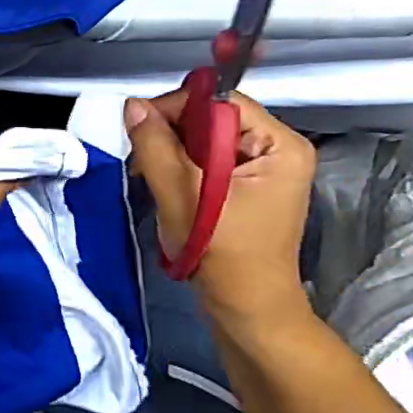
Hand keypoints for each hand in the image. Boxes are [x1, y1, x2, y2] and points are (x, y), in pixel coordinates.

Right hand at [124, 88, 314, 326]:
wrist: (246, 310)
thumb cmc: (225, 255)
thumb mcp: (184, 195)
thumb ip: (155, 146)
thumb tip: (133, 106)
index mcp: (280, 145)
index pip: (219, 102)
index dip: (176, 109)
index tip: (141, 130)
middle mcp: (276, 149)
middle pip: (209, 118)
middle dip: (170, 134)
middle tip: (144, 160)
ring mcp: (261, 168)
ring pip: (201, 138)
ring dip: (170, 153)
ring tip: (153, 177)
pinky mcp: (243, 185)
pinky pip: (203, 158)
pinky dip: (178, 167)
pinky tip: (165, 186)